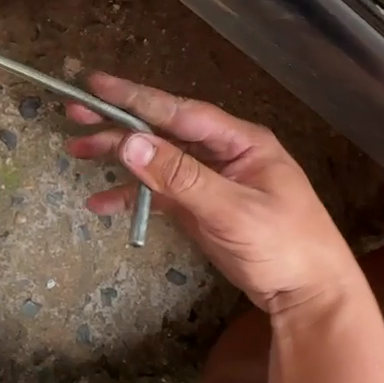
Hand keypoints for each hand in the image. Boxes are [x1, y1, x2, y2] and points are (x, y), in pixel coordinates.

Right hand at [65, 73, 357, 315]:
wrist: (308, 296)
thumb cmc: (285, 246)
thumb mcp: (232, 210)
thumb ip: (180, 176)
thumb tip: (129, 143)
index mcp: (239, 142)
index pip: (179, 112)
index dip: (136, 98)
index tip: (96, 85)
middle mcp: (220, 153)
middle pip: (161, 130)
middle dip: (118, 122)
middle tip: (75, 112)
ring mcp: (207, 179)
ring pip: (154, 158)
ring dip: (117, 155)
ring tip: (77, 150)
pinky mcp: (197, 205)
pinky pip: (155, 191)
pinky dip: (128, 196)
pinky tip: (100, 204)